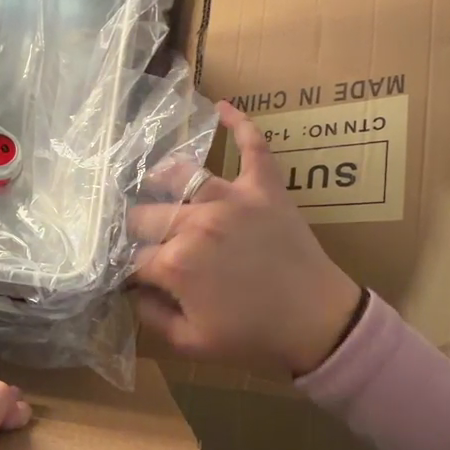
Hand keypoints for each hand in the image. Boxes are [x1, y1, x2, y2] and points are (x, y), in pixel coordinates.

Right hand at [129, 101, 363, 377]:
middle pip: (146, 215)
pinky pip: (252, 146)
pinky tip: (221, 106)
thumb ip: (150, 316)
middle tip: (147, 242)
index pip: (134, 260)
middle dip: (139, 231)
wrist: (318, 324)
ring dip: (162, 179)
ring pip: (181, 174)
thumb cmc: (252, 338)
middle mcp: (195, 223)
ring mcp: (231, 199)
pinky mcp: (265, 189)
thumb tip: (133, 290)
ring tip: (155, 183)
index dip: (131, 272)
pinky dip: (239, 124)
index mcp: (174, 264)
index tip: (134, 280)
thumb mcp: (190, 342)